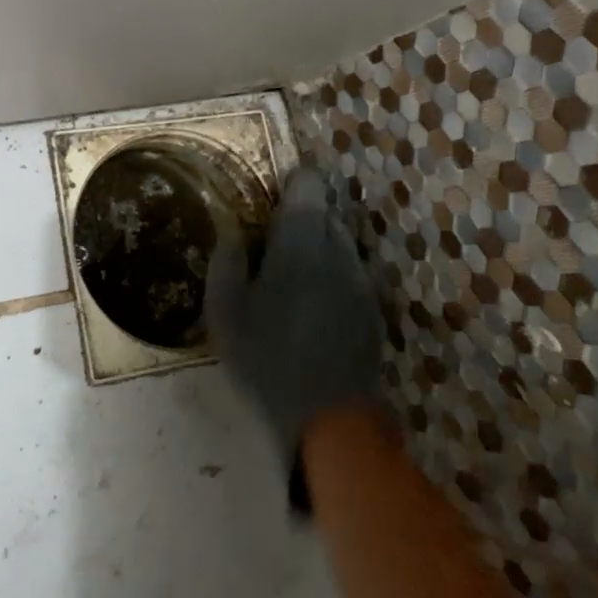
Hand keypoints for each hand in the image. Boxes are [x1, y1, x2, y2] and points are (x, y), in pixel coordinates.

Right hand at [207, 167, 385, 499]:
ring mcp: (362, 280)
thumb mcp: (224, 310)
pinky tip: (311, 303)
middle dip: (303, 213)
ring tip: (291, 271)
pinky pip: (350, 275)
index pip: (310, 183)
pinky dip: (332, 276)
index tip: (271, 193)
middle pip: (328, 211)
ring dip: (319, 246)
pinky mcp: (374, 310)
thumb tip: (232, 233)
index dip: (292, 180)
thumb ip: (226, 261)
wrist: (329, 417)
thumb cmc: (267, 356)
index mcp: (302, 239)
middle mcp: (340, 249)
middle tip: (271, 234)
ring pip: (342, 243)